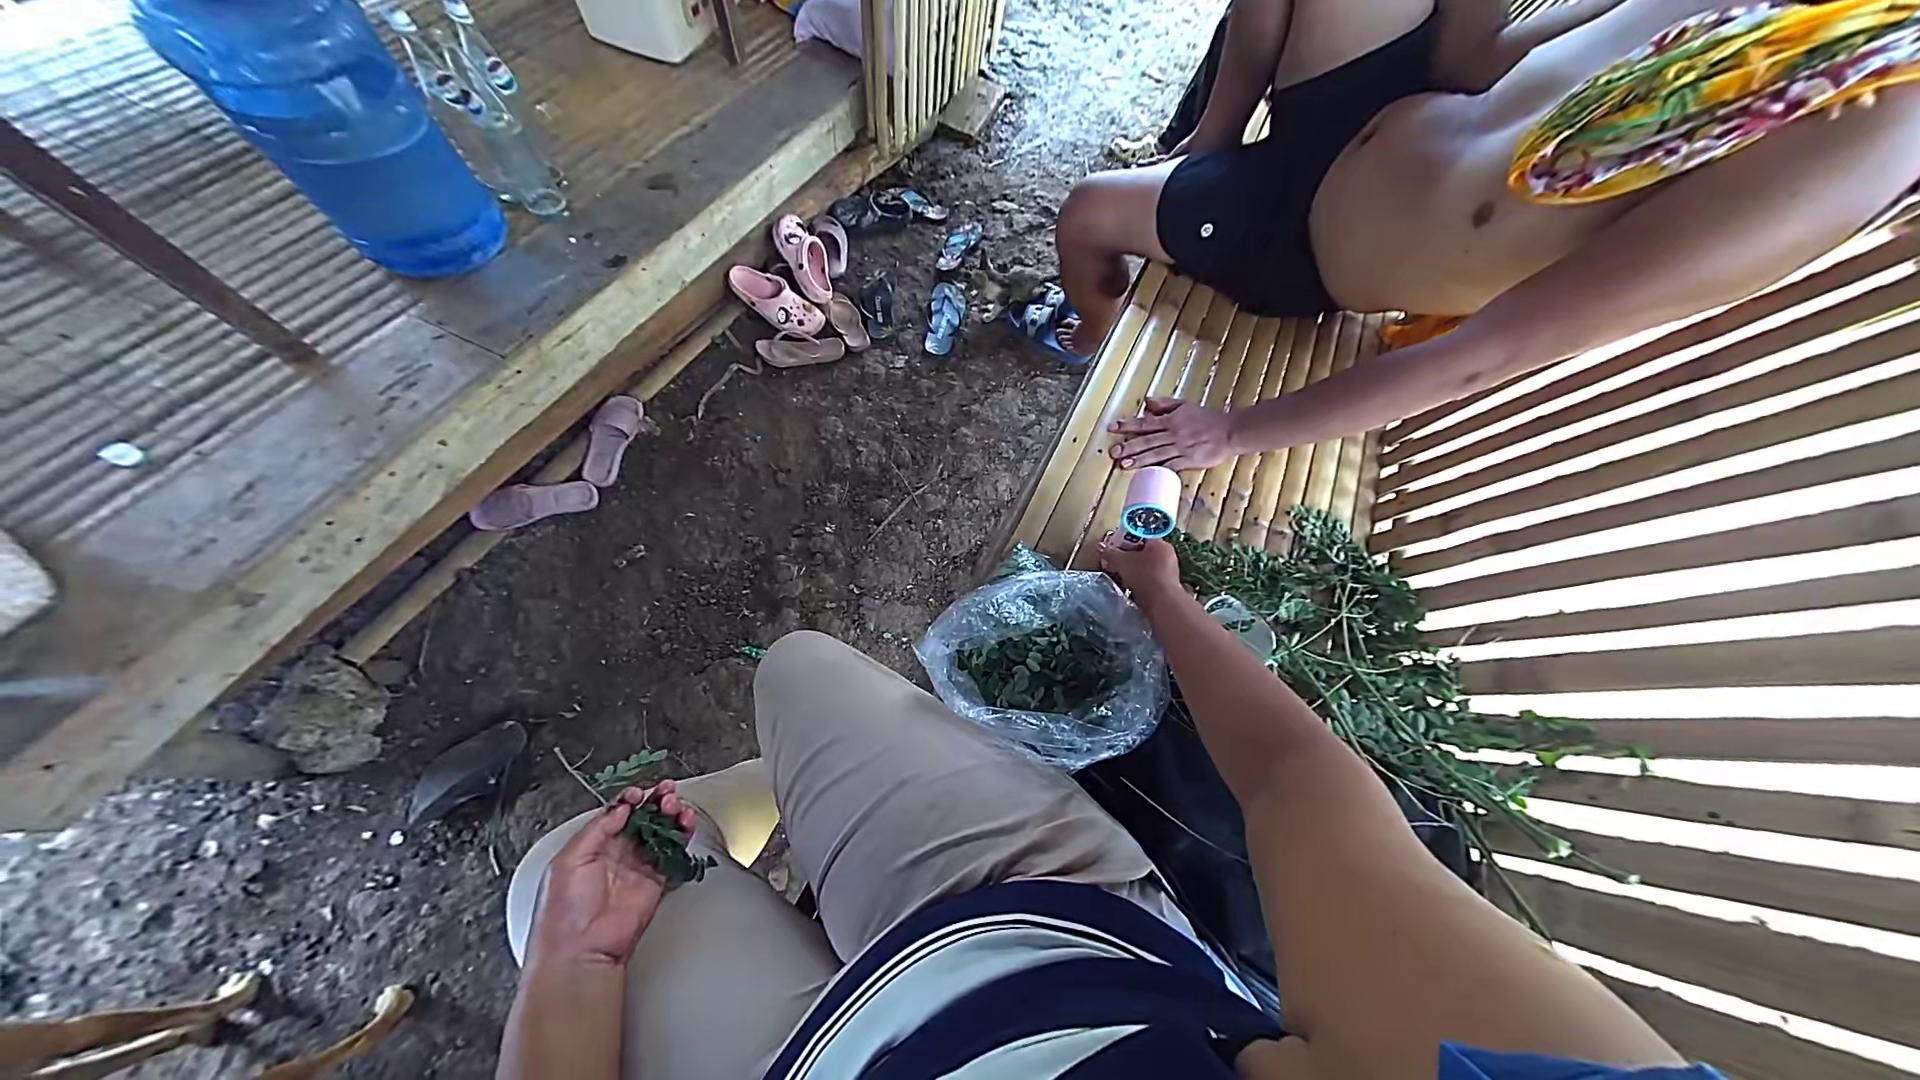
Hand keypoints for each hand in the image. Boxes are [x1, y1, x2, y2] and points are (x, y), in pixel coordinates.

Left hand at [528, 781, 698, 968]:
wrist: (581, 952)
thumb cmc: (563, 913)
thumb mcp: (568, 861)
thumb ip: (597, 829)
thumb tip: (622, 808)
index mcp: (593, 846)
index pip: (618, 813)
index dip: (630, 800)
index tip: (639, 792)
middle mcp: (617, 854)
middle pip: (644, 818)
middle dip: (656, 801)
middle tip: (666, 791)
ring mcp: (638, 867)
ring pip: (661, 830)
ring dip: (672, 814)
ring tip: (677, 805)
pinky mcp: (657, 881)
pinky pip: (674, 852)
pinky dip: (683, 835)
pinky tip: (686, 823)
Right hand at [1098, 530, 1181, 603]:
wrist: (1162, 603)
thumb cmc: (1144, 576)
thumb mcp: (1122, 562)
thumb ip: (1110, 553)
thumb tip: (1100, 547)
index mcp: (1159, 543)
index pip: (1140, 535)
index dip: (1125, 539)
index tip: (1114, 546)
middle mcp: (1167, 554)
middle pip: (1143, 550)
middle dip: (1126, 555)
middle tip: (1113, 560)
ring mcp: (1169, 570)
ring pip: (1146, 565)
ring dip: (1132, 569)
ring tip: (1119, 574)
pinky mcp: (1167, 585)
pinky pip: (1149, 577)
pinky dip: (1139, 580)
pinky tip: (1129, 585)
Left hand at [1108, 397, 1239, 469]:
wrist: (1229, 431)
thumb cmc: (1206, 419)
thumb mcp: (1184, 406)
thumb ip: (1164, 404)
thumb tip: (1146, 401)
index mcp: (1170, 420)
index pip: (1144, 423)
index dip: (1127, 425)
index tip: (1112, 427)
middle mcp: (1172, 434)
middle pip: (1146, 440)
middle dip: (1128, 446)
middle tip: (1113, 452)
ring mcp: (1180, 448)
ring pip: (1155, 454)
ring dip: (1138, 459)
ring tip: (1123, 464)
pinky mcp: (1188, 460)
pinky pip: (1171, 466)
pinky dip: (1159, 470)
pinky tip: (1147, 475)